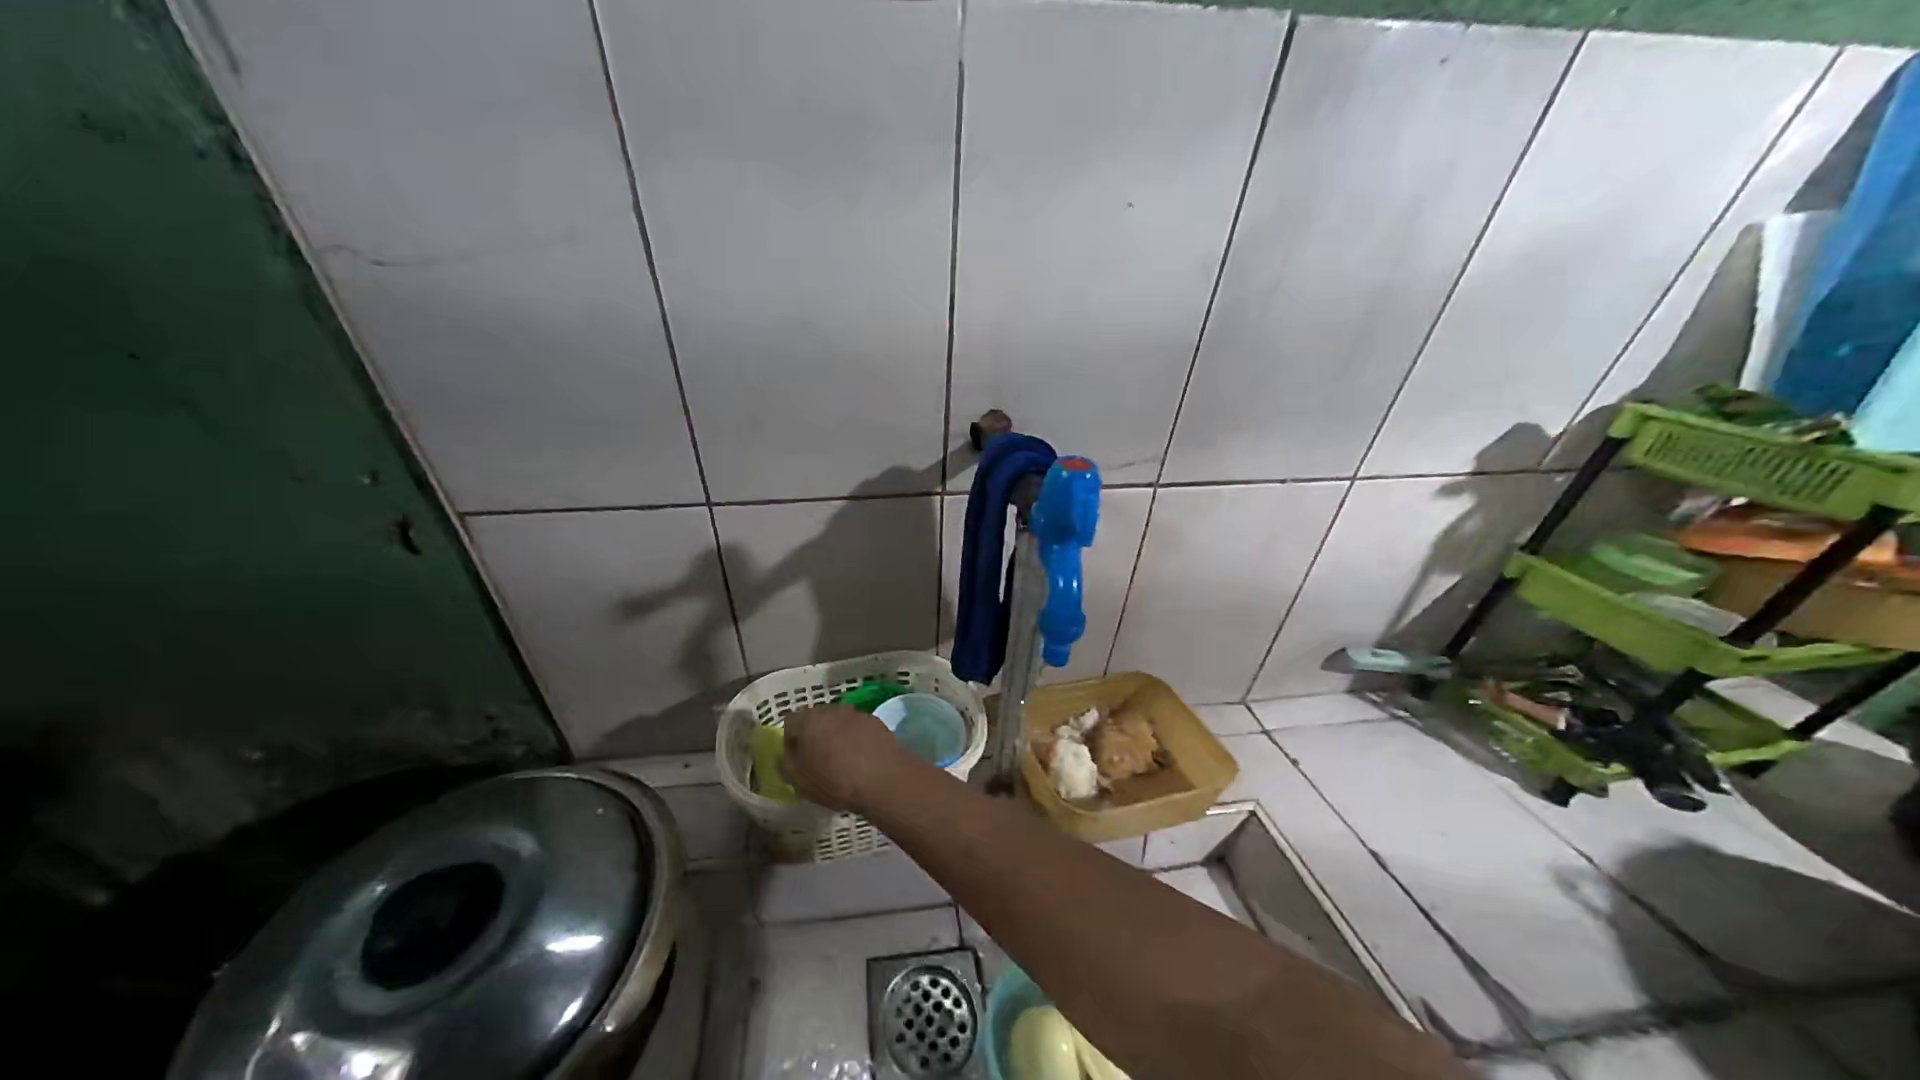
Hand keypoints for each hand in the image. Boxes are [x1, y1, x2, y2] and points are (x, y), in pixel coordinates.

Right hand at [782, 703, 915, 810]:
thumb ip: (788, 763)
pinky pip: (858, 728)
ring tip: (842, 760)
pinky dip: (856, 738)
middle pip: (815, 719)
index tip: (796, 759)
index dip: (790, 741)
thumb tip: (788, 753)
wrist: (884, 778)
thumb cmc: (835, 781)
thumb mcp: (800, 781)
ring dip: (836, 735)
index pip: (790, 723)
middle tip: (818, 759)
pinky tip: (861, 758)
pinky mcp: (876, 721)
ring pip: (838, 722)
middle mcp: (831, 709)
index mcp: (808, 720)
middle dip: (814, 735)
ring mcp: (856, 713)